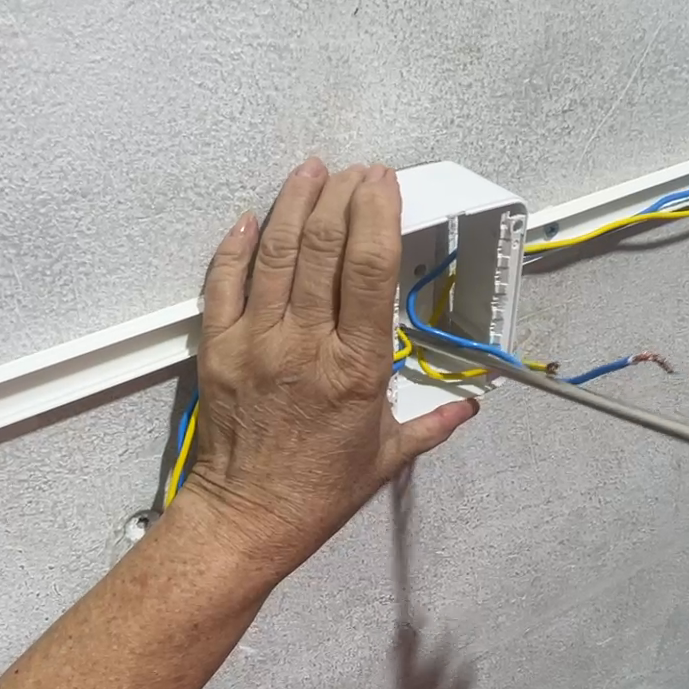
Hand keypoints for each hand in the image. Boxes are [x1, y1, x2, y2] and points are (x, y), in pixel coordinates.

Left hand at [166, 159, 476, 579]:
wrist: (249, 516)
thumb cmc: (322, 491)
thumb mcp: (388, 458)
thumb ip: (432, 425)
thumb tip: (470, 407)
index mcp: (358, 368)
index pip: (370, 269)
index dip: (377, 213)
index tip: (383, 182)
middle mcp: (306, 345)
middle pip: (324, 247)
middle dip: (341, 195)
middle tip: (353, 173)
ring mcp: (256, 343)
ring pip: (275, 253)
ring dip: (294, 203)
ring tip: (311, 172)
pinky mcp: (218, 349)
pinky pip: (223, 283)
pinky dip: (236, 245)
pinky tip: (251, 217)